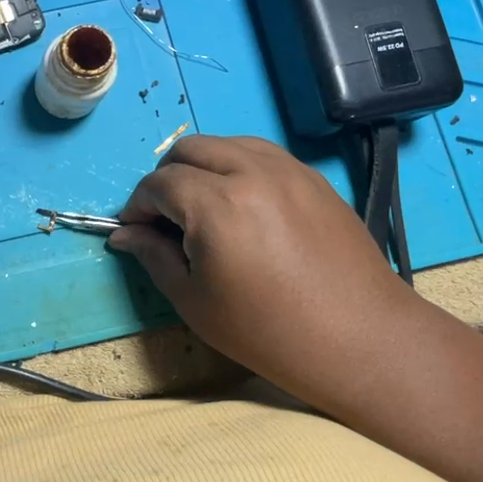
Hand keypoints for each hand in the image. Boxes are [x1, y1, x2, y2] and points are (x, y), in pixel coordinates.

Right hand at [107, 135, 421, 385]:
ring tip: (202, 206)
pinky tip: (241, 206)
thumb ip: (154, 256)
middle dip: (165, 178)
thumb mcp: (194, 300)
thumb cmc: (265, 329)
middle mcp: (251, 172)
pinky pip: (262, 154)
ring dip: (202, 166)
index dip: (137, 206)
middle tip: (164, 218)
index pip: (158, 184)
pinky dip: (237, 167)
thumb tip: (124, 234)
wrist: (357, 338)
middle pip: (189, 149)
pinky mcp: (313, 178)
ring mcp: (288, 170)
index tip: (134, 231)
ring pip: (227, 143)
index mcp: (216, 204)